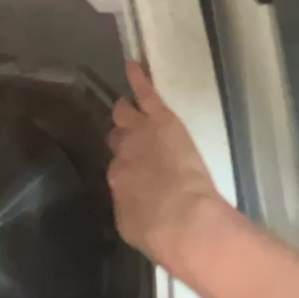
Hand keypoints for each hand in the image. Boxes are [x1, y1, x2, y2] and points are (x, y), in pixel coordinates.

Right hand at [107, 60, 228, 265]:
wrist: (182, 220)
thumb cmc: (159, 233)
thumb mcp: (131, 224)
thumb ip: (126, 204)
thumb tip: (129, 199)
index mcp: (116, 179)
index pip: (117, 166)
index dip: (125, 166)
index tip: (132, 168)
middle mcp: (122, 152)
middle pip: (118, 138)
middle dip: (123, 138)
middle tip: (129, 141)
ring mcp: (141, 132)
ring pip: (127, 114)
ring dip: (127, 112)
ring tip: (126, 107)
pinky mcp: (161, 120)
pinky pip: (146, 94)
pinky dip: (139, 78)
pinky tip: (132, 64)